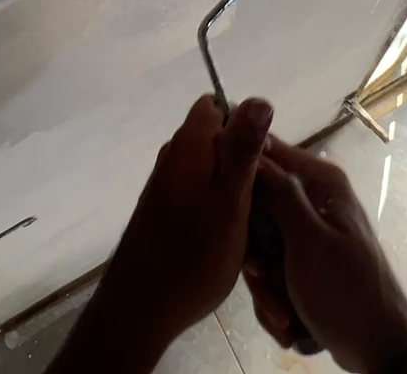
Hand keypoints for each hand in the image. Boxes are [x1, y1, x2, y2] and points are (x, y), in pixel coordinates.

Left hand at [48, 94, 272, 372]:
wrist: (141, 307)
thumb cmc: (193, 251)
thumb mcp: (230, 197)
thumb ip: (243, 147)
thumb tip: (260, 98)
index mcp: (190, 142)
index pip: (220, 105)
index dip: (246, 126)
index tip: (265, 162)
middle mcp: (175, 154)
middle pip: (219, 139)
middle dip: (245, 164)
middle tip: (265, 203)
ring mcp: (167, 183)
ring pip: (212, 172)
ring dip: (235, 195)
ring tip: (252, 232)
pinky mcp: (165, 209)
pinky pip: (201, 196)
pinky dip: (219, 214)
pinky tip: (232, 246)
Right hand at [246, 137, 406, 373]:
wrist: (378, 351)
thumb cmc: (346, 292)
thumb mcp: (309, 241)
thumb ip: (280, 193)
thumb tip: (254, 146)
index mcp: (320, 181)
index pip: (266, 154)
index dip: (244, 182)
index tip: (232, 217)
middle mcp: (313, 197)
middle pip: (258, 206)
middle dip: (257, 252)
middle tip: (263, 278)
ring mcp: (307, 229)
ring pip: (261, 242)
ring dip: (265, 283)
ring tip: (281, 313)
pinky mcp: (303, 257)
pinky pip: (271, 266)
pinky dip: (274, 295)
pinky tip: (287, 319)